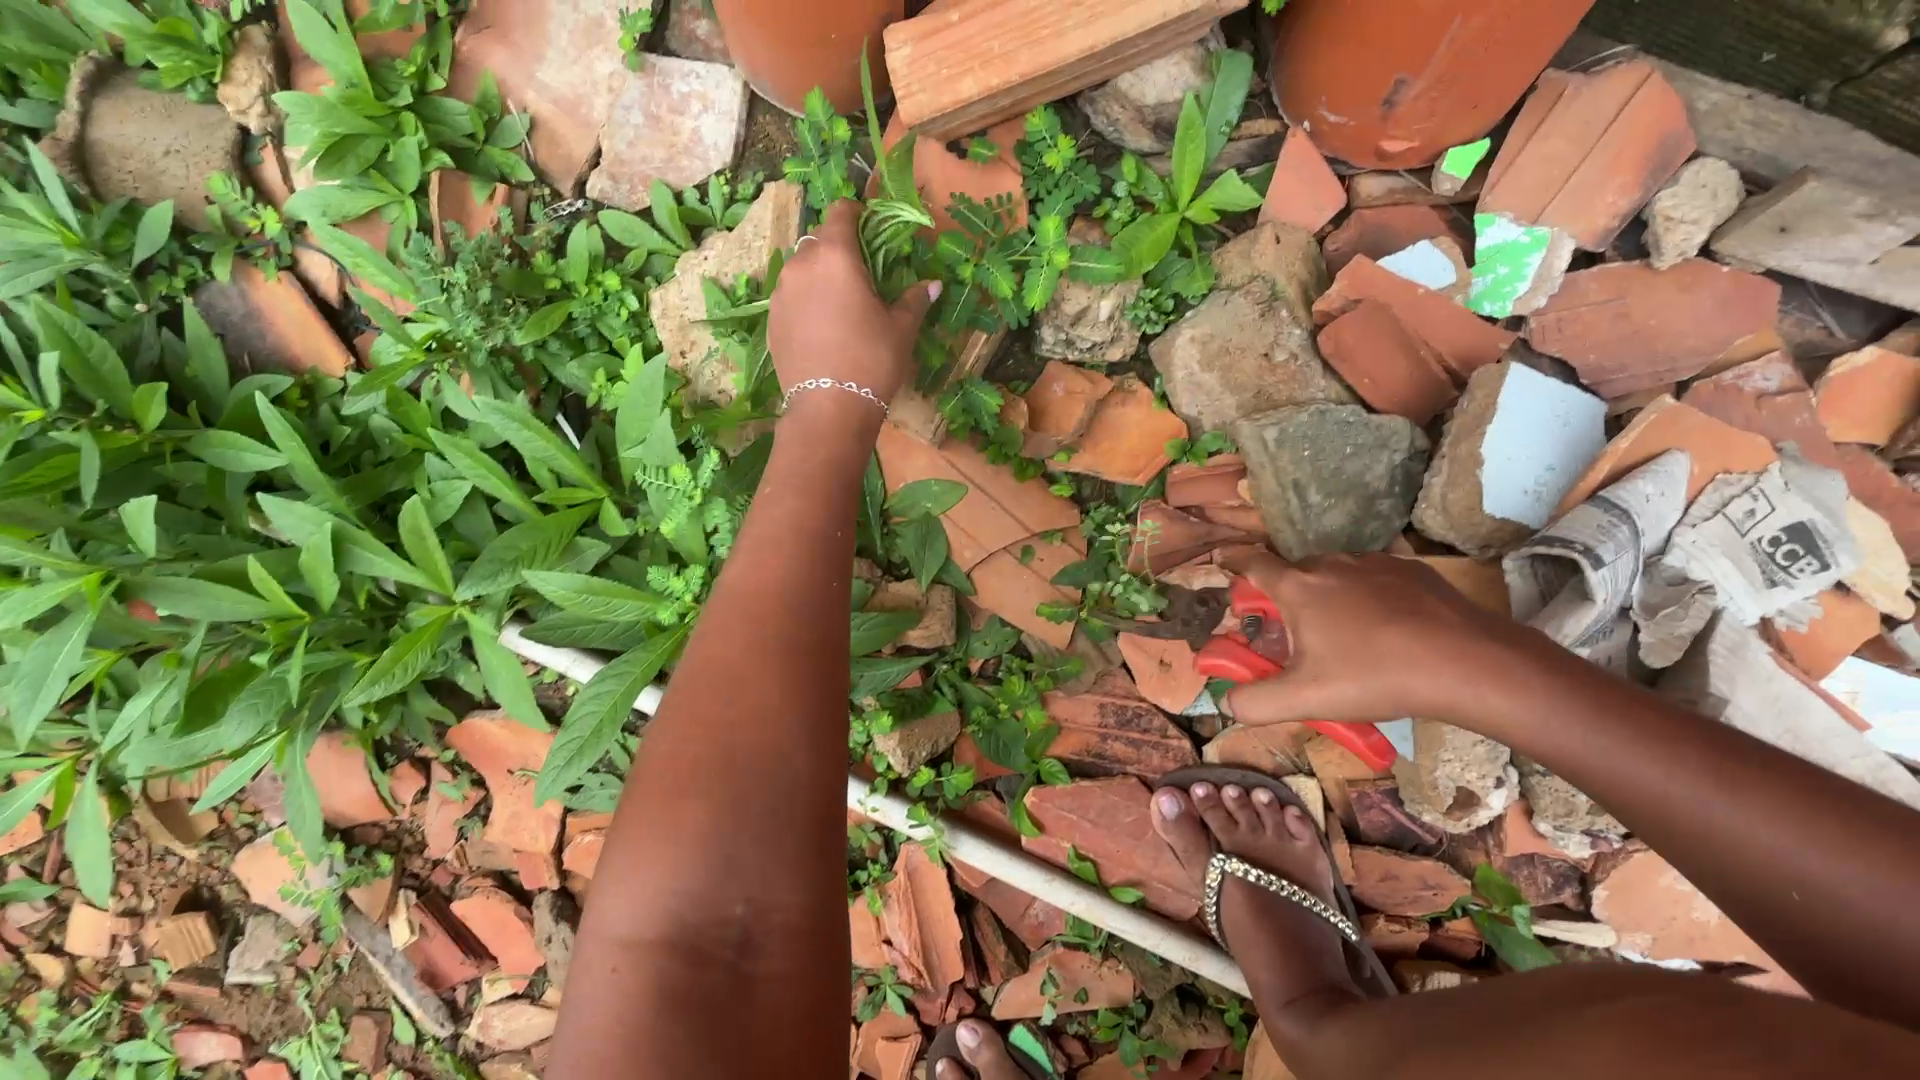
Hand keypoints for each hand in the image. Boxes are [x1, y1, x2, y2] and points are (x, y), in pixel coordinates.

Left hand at [768, 200, 938, 407]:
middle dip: (838, 248)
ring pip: (801, 268)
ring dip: (820, 275)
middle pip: (818, 240)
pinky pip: (790, 296)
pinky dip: (806, 300)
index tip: (869, 226)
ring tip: (840, 302)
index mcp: (835, 256)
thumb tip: (932, 284)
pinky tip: (822, 326)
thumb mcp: (901, 329)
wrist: (828, 409)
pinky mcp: (770, 320)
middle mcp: (801, 265)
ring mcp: (780, 293)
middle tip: (861, 272)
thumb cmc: (871, 361)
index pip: (840, 212)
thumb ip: (914, 299)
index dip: (856, 213)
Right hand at [1219, 552, 1545, 726]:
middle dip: (1285, 598)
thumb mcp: (1304, 699)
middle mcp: (1330, 564)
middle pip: (1294, 573)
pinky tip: (1386, 632)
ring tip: (1345, 639)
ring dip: (1328, 598)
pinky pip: (1373, 580)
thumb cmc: (1375, 677)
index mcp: (1297, 587)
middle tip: (1293, 636)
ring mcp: (1374, 563)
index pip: (1252, 564)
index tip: (1225, 566)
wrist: (1467, 663)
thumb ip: (1254, 703)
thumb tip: (1228, 702)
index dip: (1234, 565)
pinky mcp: (1411, 571)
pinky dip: (1367, 598)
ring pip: (1335, 576)